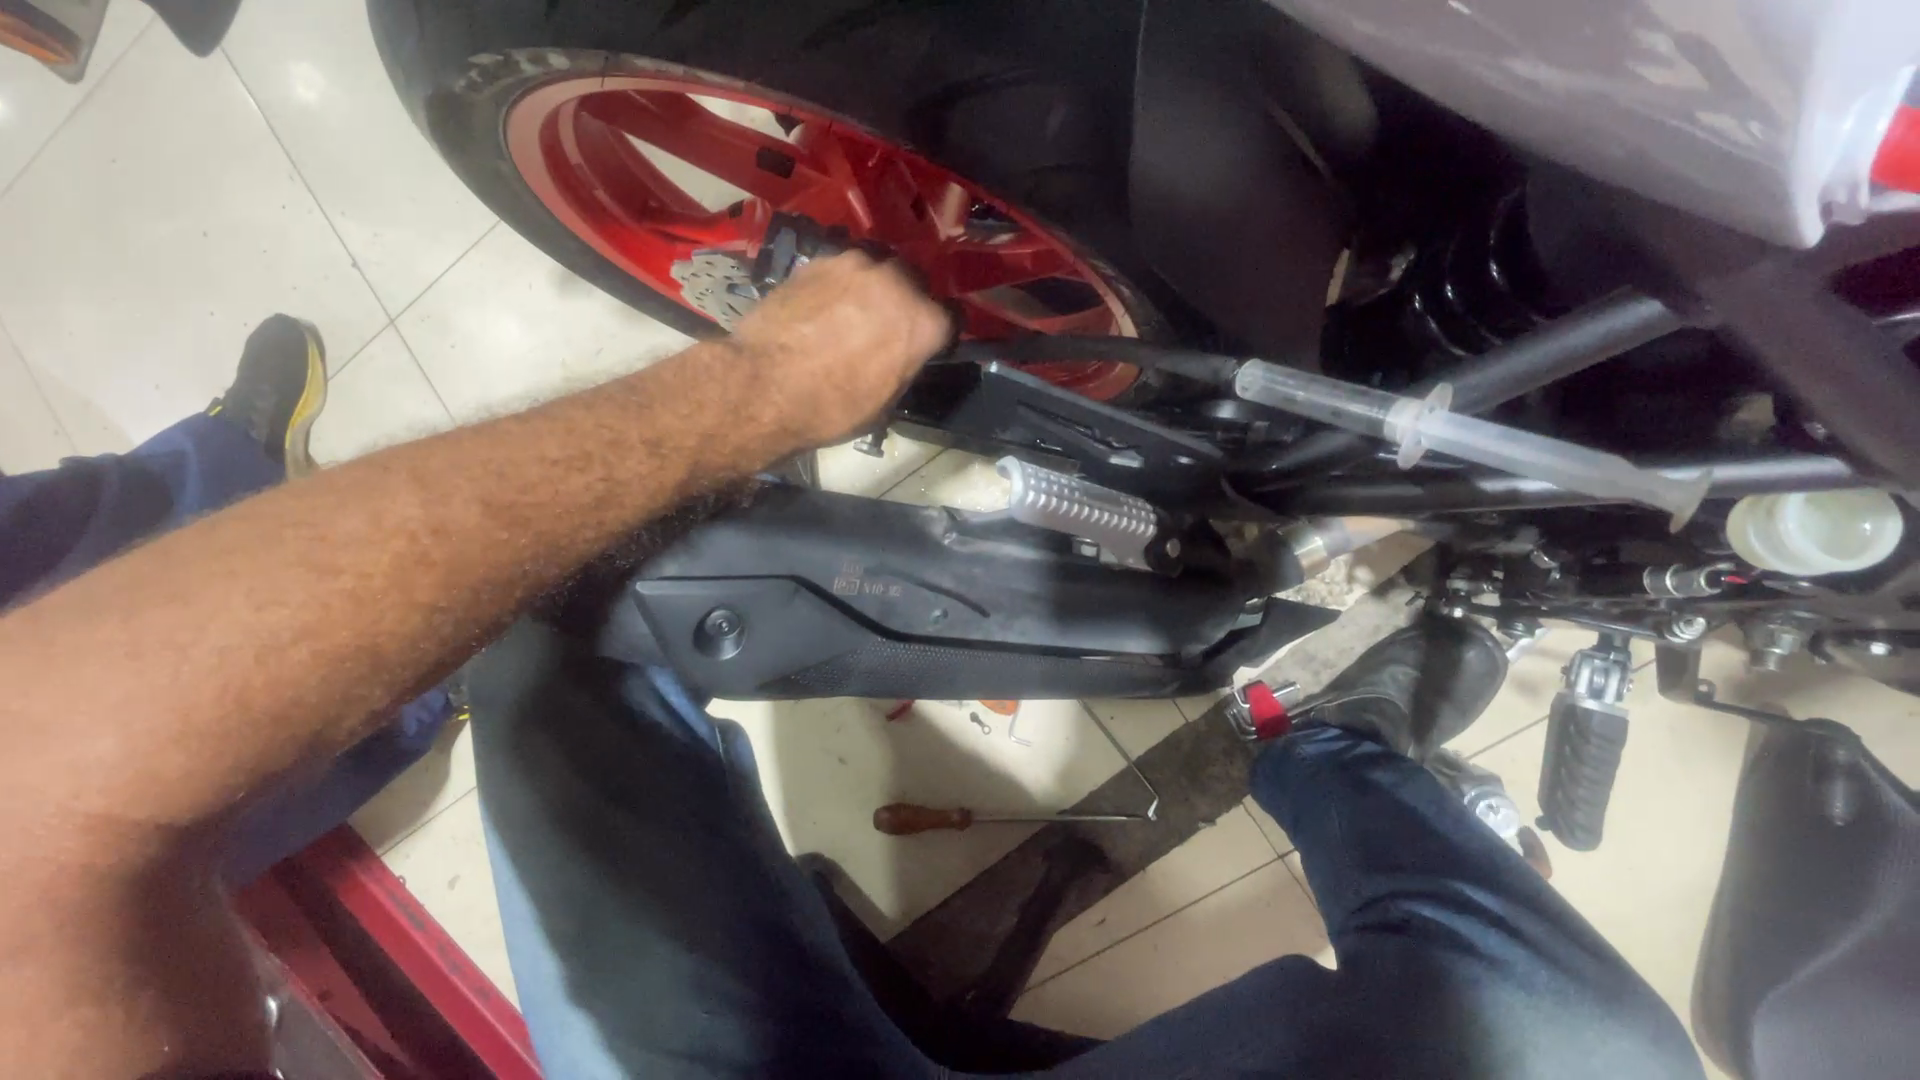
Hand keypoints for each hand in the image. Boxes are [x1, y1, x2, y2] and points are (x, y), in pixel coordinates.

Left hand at [723, 250, 951, 446]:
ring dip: (870, 289)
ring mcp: (856, 265)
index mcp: (924, 323)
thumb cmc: (831, 409)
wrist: (764, 387)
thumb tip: (902, 354)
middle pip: (913, 284)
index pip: (949, 318)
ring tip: (849, 315)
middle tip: (885, 328)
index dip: (937, 333)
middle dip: (904, 303)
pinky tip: (821, 309)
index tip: (926, 343)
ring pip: (876, 270)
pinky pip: (840, 269)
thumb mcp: (885, 401)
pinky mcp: (818, 260)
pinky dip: (837, 285)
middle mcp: (898, 283)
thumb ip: (904, 364)